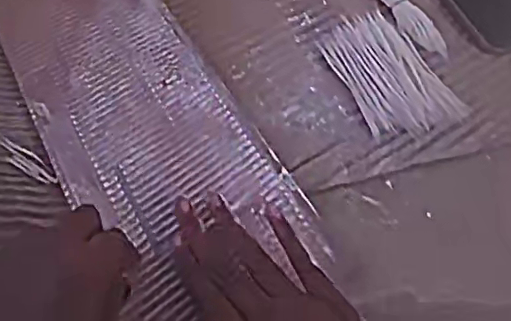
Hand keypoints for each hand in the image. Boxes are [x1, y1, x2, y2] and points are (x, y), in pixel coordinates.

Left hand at [0, 206, 138, 320]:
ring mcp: (31, 242)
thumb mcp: (102, 319)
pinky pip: (30, 241)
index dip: (124, 253)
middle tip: (97, 258)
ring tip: (63, 273)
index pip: (119, 240)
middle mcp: (62, 242)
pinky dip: (37, 254)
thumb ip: (112, 292)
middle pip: (85, 217)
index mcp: (93, 262)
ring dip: (62, 244)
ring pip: (55, 227)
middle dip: (93, 233)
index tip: (126, 263)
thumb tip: (115, 283)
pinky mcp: (7, 252)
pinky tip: (38, 279)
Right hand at [173, 197, 356, 320]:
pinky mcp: (334, 303)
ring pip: (259, 259)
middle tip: (184, 205)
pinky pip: (304, 264)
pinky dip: (286, 236)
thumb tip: (204, 313)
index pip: (211, 296)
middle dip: (202, 235)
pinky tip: (272, 212)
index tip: (176, 239)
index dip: (191, 266)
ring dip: (234, 228)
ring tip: (216, 201)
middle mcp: (274, 317)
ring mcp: (304, 306)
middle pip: (228, 270)